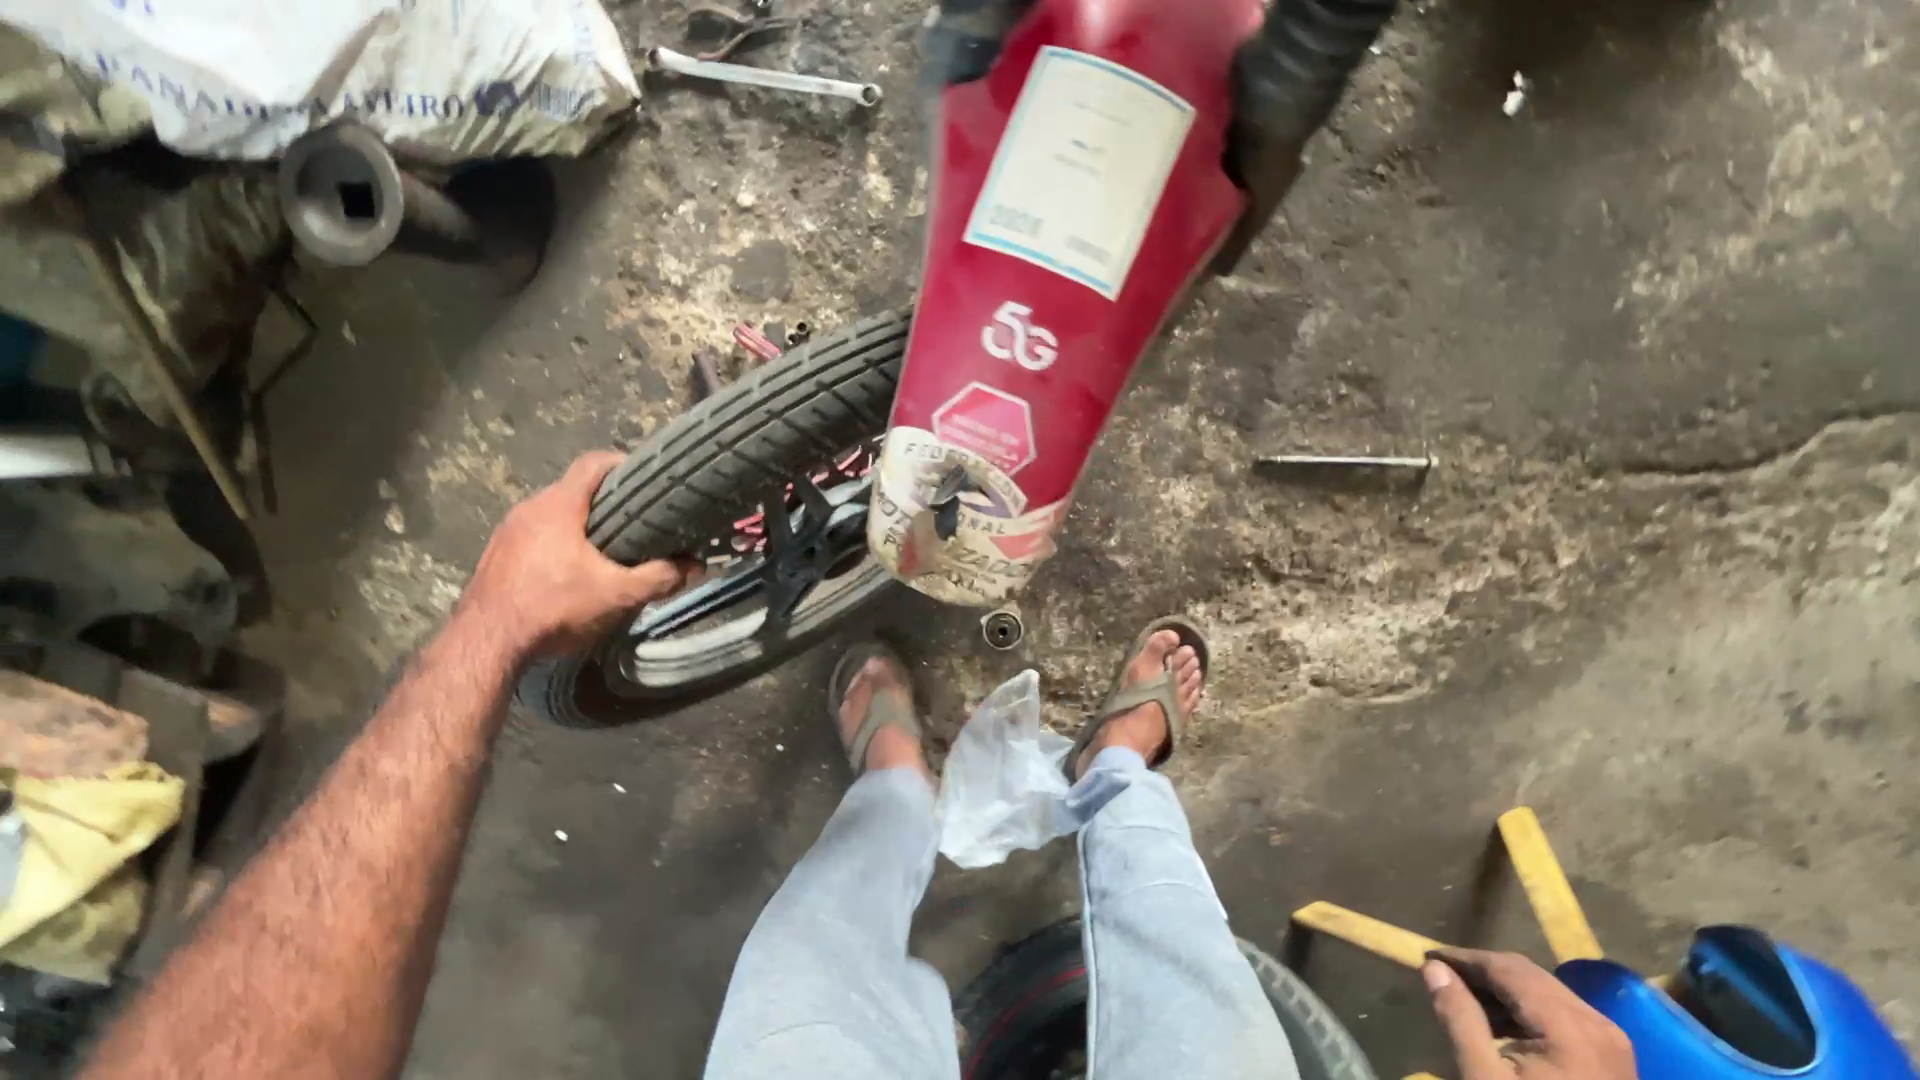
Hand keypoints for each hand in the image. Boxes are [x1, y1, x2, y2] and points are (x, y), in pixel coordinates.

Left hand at [457, 451, 698, 661]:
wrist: (485, 644)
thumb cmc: (554, 608)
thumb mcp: (618, 595)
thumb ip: (659, 577)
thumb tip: (697, 566)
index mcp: (559, 505)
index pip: (594, 462)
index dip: (623, 463)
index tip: (647, 478)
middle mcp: (529, 508)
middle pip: (575, 489)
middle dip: (607, 500)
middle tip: (637, 520)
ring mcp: (508, 531)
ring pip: (554, 513)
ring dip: (581, 524)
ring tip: (609, 547)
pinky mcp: (496, 554)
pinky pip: (535, 534)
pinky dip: (558, 542)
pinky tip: (571, 571)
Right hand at [1423, 949, 1637, 1079]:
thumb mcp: (1484, 1079)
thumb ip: (1459, 1018)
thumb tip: (1435, 969)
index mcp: (1569, 1028)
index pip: (1508, 970)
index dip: (1465, 959)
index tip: (1427, 956)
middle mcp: (1597, 1023)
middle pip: (1529, 975)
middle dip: (1483, 970)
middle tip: (1442, 973)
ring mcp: (1610, 1041)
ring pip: (1546, 991)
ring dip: (1503, 989)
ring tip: (1464, 997)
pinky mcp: (1611, 1058)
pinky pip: (1562, 1014)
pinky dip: (1526, 1009)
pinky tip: (1500, 1024)